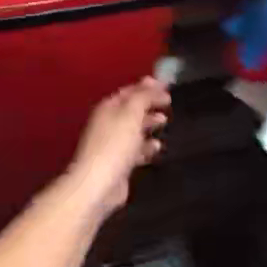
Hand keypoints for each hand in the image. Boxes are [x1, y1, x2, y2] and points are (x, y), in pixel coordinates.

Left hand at [65, 77, 169, 214]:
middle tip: (168, 102)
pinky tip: (157, 147)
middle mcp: (108, 123)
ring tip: (165, 121)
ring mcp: (112, 144)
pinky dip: (146, 146)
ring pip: (134, 129)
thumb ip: (144, 97)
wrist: (99, 184)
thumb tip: (154, 82)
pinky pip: (135, 150)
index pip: (128, 92)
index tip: (166, 85)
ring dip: (148, 124)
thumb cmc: (115, 144)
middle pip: (131, 109)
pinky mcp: (118, 163)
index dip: (146, 87)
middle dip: (149, 104)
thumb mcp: (131, 113)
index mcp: (108, 108)